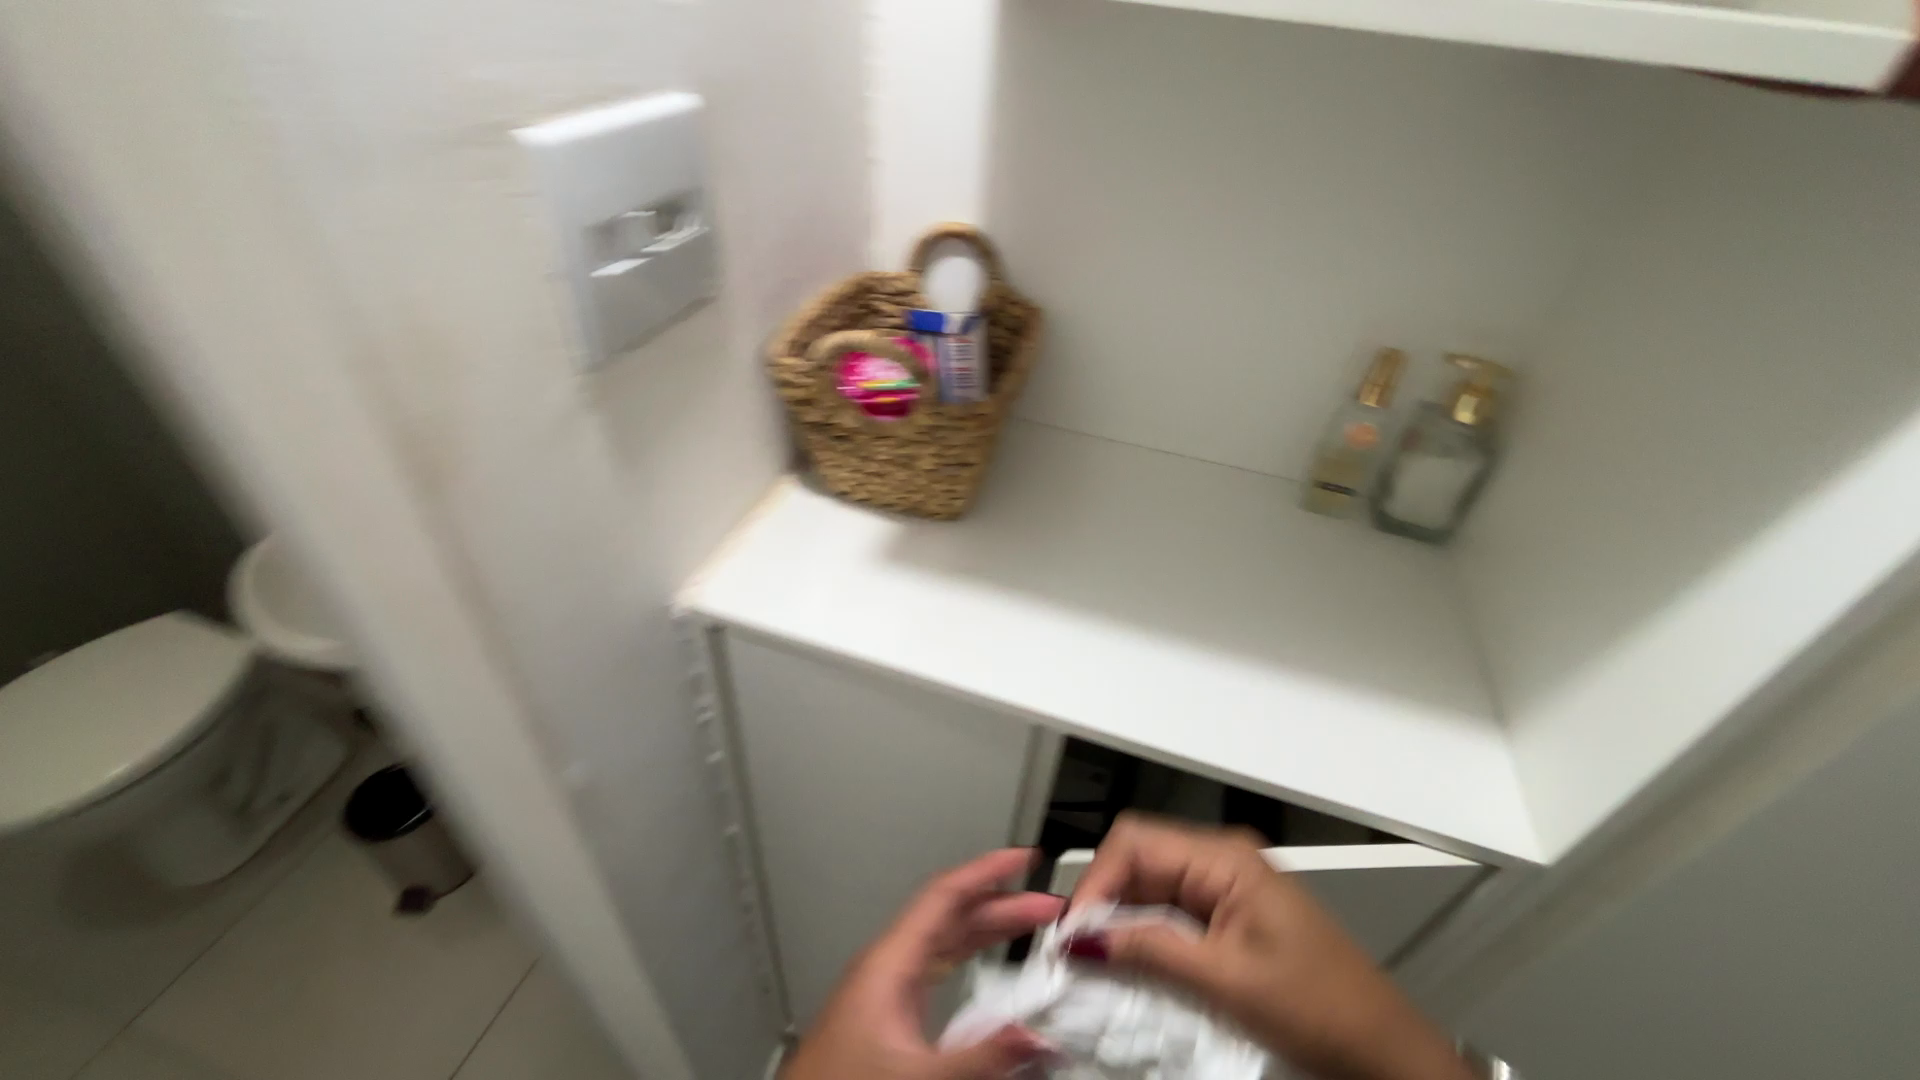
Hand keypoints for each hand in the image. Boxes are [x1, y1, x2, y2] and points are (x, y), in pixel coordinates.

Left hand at [785, 849, 1065, 1079]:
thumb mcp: (920, 1073)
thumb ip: (982, 1056)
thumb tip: (1033, 1038)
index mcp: (889, 962)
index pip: (944, 894)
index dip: (986, 870)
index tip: (1021, 858)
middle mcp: (887, 964)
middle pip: (951, 915)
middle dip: (1001, 903)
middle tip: (1046, 903)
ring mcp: (885, 984)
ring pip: (944, 938)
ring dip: (987, 927)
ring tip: (1029, 924)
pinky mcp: (886, 1007)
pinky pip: (936, 962)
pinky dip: (968, 953)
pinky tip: (986, 964)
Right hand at [1070, 814, 1473, 1079]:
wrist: (1385, 1050)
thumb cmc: (1320, 1009)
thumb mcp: (1227, 982)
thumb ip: (1151, 951)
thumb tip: (1084, 939)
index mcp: (1226, 857)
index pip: (1136, 842)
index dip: (1097, 880)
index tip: (1074, 932)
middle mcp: (1222, 859)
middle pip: (1139, 858)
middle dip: (1103, 899)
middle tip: (1078, 951)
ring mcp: (1226, 885)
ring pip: (1151, 885)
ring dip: (1121, 919)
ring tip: (1097, 960)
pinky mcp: (1228, 914)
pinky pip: (1171, 910)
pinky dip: (1145, 933)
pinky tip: (1131, 962)